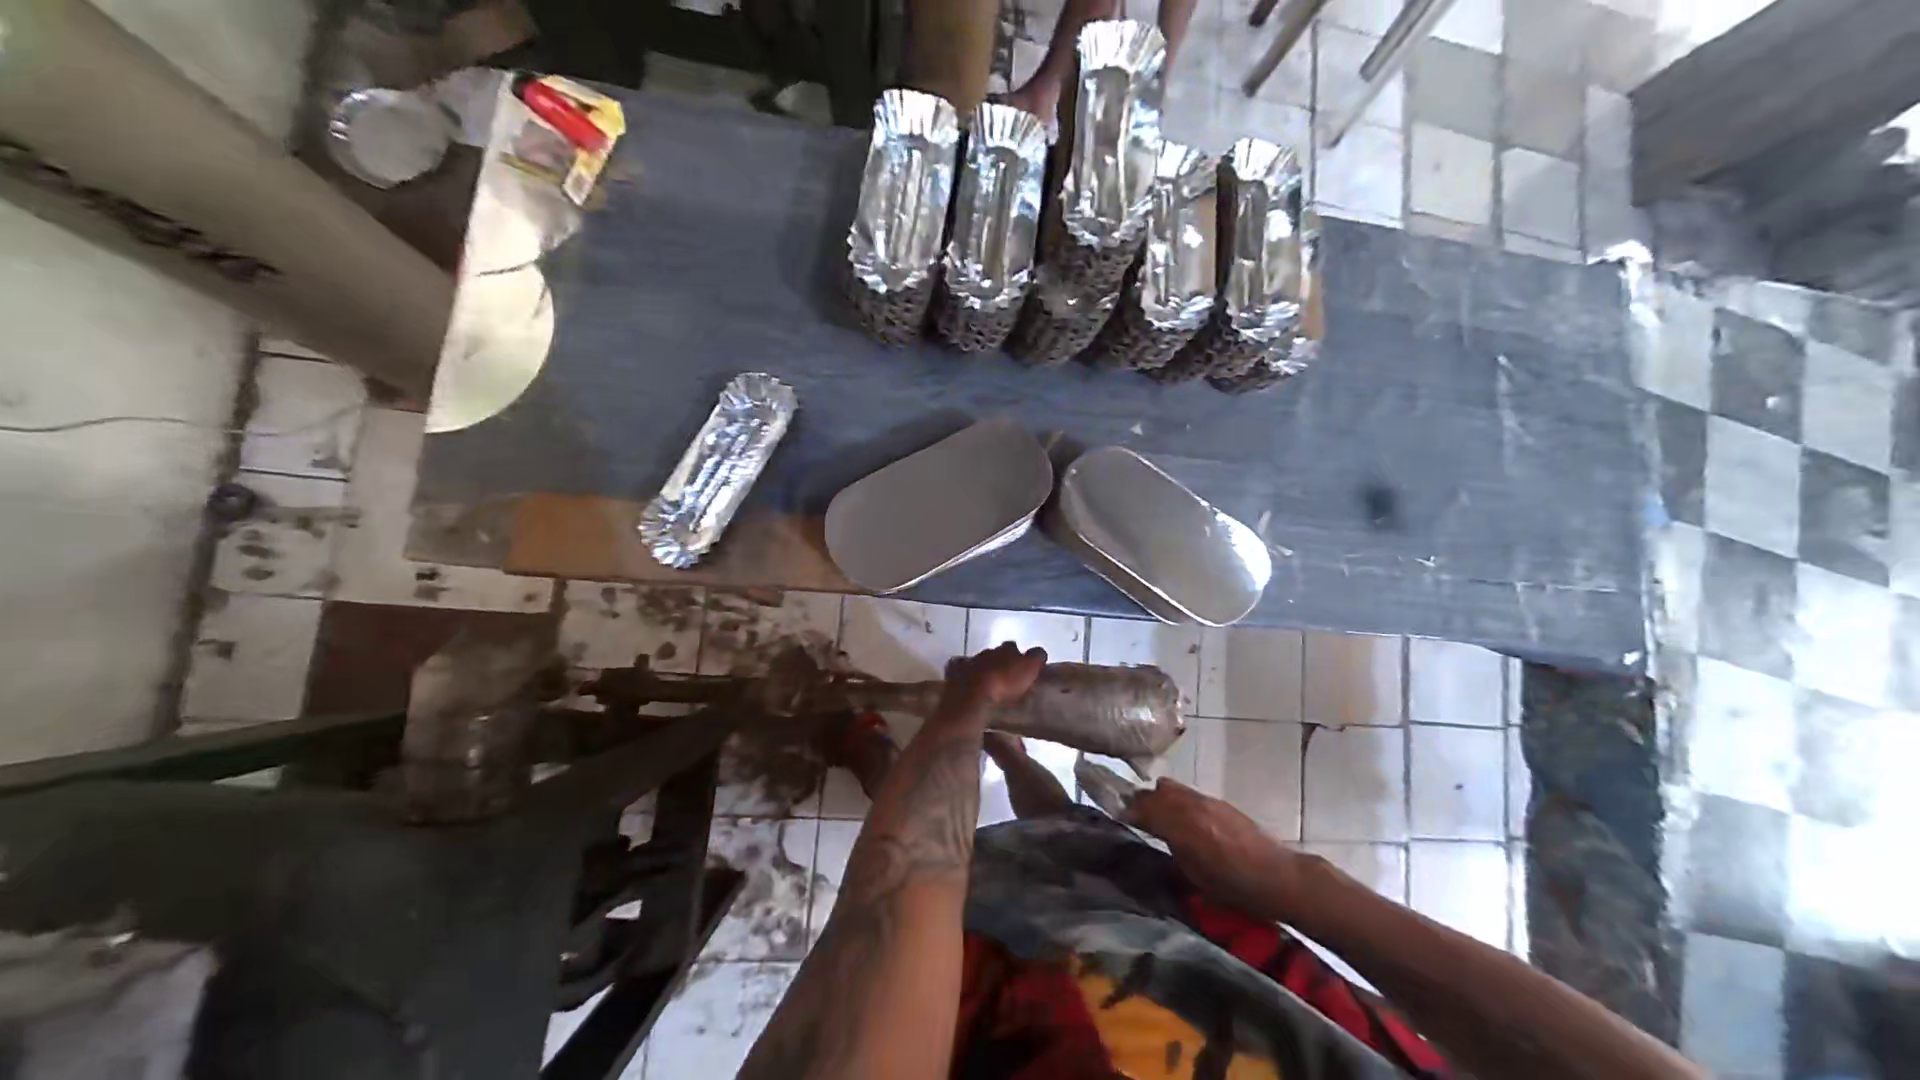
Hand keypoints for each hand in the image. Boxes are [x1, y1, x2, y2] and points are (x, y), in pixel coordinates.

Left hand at [941, 643, 1046, 712]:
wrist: (974, 695)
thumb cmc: (1005, 684)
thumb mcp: (1030, 669)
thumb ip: (1036, 657)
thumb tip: (1039, 651)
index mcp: (1008, 648)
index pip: (1016, 647)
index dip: (1019, 656)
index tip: (1022, 666)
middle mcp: (989, 650)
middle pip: (996, 652)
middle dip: (1001, 660)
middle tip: (1005, 674)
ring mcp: (971, 659)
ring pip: (979, 659)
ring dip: (983, 666)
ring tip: (987, 680)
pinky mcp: (956, 670)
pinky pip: (959, 666)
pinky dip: (962, 670)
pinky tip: (965, 678)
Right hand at [1124, 778, 1308, 920]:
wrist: (1279, 877)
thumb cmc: (1235, 886)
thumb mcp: (1195, 874)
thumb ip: (1172, 847)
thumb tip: (1156, 833)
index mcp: (1182, 826)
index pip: (1144, 808)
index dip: (1128, 811)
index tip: (1117, 816)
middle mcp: (1191, 806)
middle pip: (1155, 793)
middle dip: (1141, 802)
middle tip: (1133, 815)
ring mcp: (1206, 800)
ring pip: (1171, 787)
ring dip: (1159, 797)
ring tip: (1155, 812)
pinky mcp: (1218, 801)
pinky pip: (1187, 792)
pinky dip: (1176, 798)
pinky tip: (1179, 814)